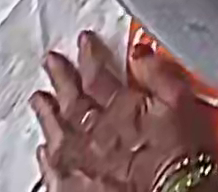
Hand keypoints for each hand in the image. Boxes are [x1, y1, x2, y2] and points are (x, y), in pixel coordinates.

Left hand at [32, 31, 211, 191]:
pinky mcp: (76, 191)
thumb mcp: (177, 99)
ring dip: (47, 113)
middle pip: (71, 100)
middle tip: (51, 61)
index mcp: (117, 108)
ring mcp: (82, 165)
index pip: (96, 74)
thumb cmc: (178, 152)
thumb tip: (138, 51)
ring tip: (39, 99)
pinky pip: (54, 171)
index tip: (83, 41)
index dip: (88, 55)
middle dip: (60, 77)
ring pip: (58, 132)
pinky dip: (47, 157)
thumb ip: (155, 70)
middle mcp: (94, 134)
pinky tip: (45, 149)